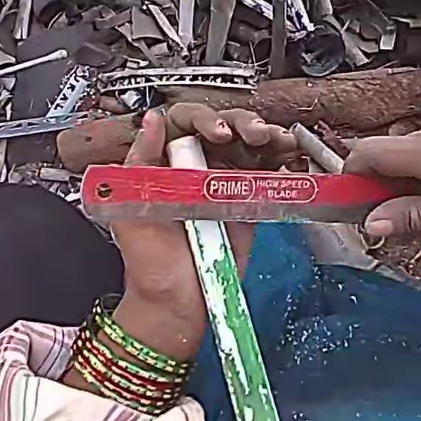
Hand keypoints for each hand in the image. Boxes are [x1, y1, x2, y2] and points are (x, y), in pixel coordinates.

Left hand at [105, 105, 295, 361]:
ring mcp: (226, 181)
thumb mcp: (131, 206)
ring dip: (268, 136)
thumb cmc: (148, 258)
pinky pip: (268, 174)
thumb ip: (139, 161)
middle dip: (243, 123)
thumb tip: (151, 120)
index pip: (188, 122)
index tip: (218, 133)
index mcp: (168, 158)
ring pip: (251, 144)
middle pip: (225, 125)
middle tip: (255, 134)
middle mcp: (198, 163)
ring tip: (277, 141)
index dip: (205, 119)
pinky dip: (282, 162)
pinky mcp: (248, 201)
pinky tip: (289, 157)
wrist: (177, 301)